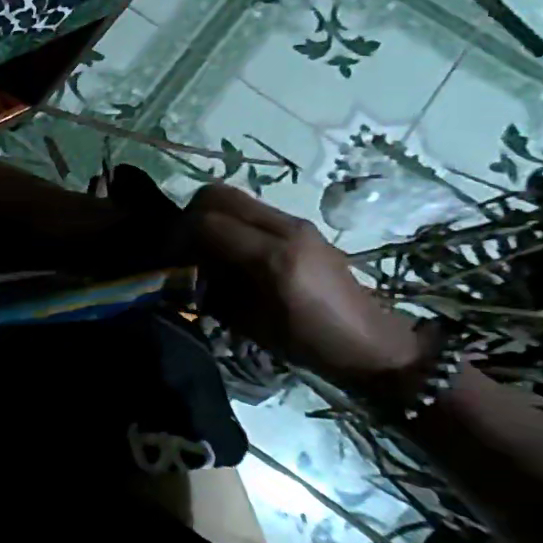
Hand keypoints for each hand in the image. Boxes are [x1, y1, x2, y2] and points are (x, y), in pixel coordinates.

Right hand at [182, 184, 422, 389]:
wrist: (375, 346)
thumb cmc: (308, 344)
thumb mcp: (248, 322)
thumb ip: (210, 288)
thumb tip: (178, 270)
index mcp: (273, 257)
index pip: (205, 222)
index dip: (177, 236)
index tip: (167, 257)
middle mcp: (286, 229)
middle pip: (216, 195)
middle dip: (189, 215)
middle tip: (182, 244)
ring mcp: (297, 224)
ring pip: (233, 197)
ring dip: (209, 216)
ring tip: (204, 247)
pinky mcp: (302, 226)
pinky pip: (251, 210)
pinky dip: (230, 221)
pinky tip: (230, 250)